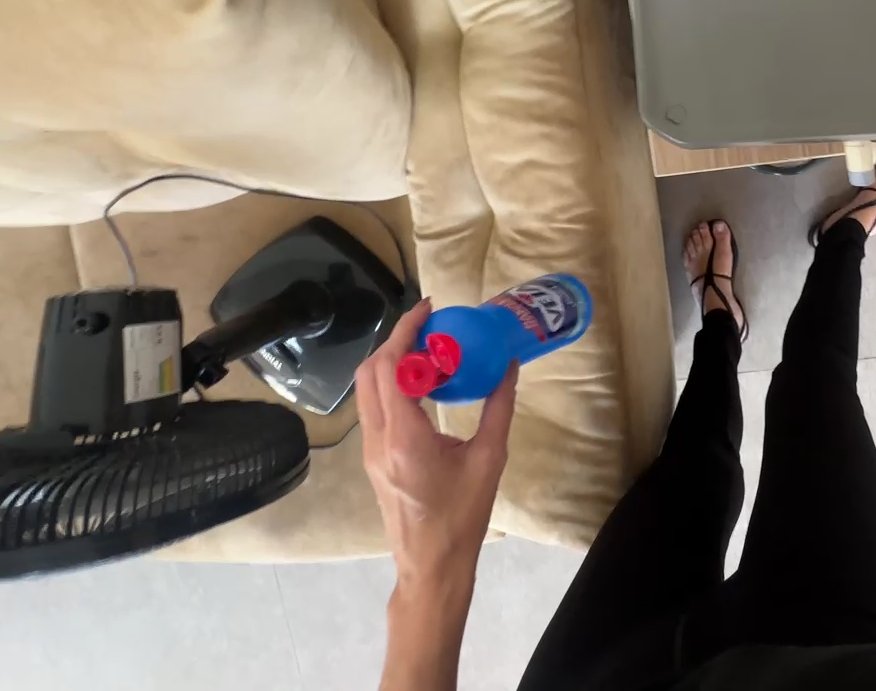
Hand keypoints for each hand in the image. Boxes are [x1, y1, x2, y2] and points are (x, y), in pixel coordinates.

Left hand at [355, 299, 518, 590]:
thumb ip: (499, 407)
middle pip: (369, 372)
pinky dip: (391, 380)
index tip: (429, 309)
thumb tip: (509, 364)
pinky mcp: (374, 457)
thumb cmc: (463, 514)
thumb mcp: (490, 457)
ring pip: (366, 389)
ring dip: (390, 359)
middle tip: (430, 322)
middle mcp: (378, 439)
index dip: (405, 332)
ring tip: (427, 344)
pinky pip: (374, 405)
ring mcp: (370, 450)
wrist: (430, 565)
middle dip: (395, 339)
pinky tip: (422, 379)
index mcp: (405, 437)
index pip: (391, 369)